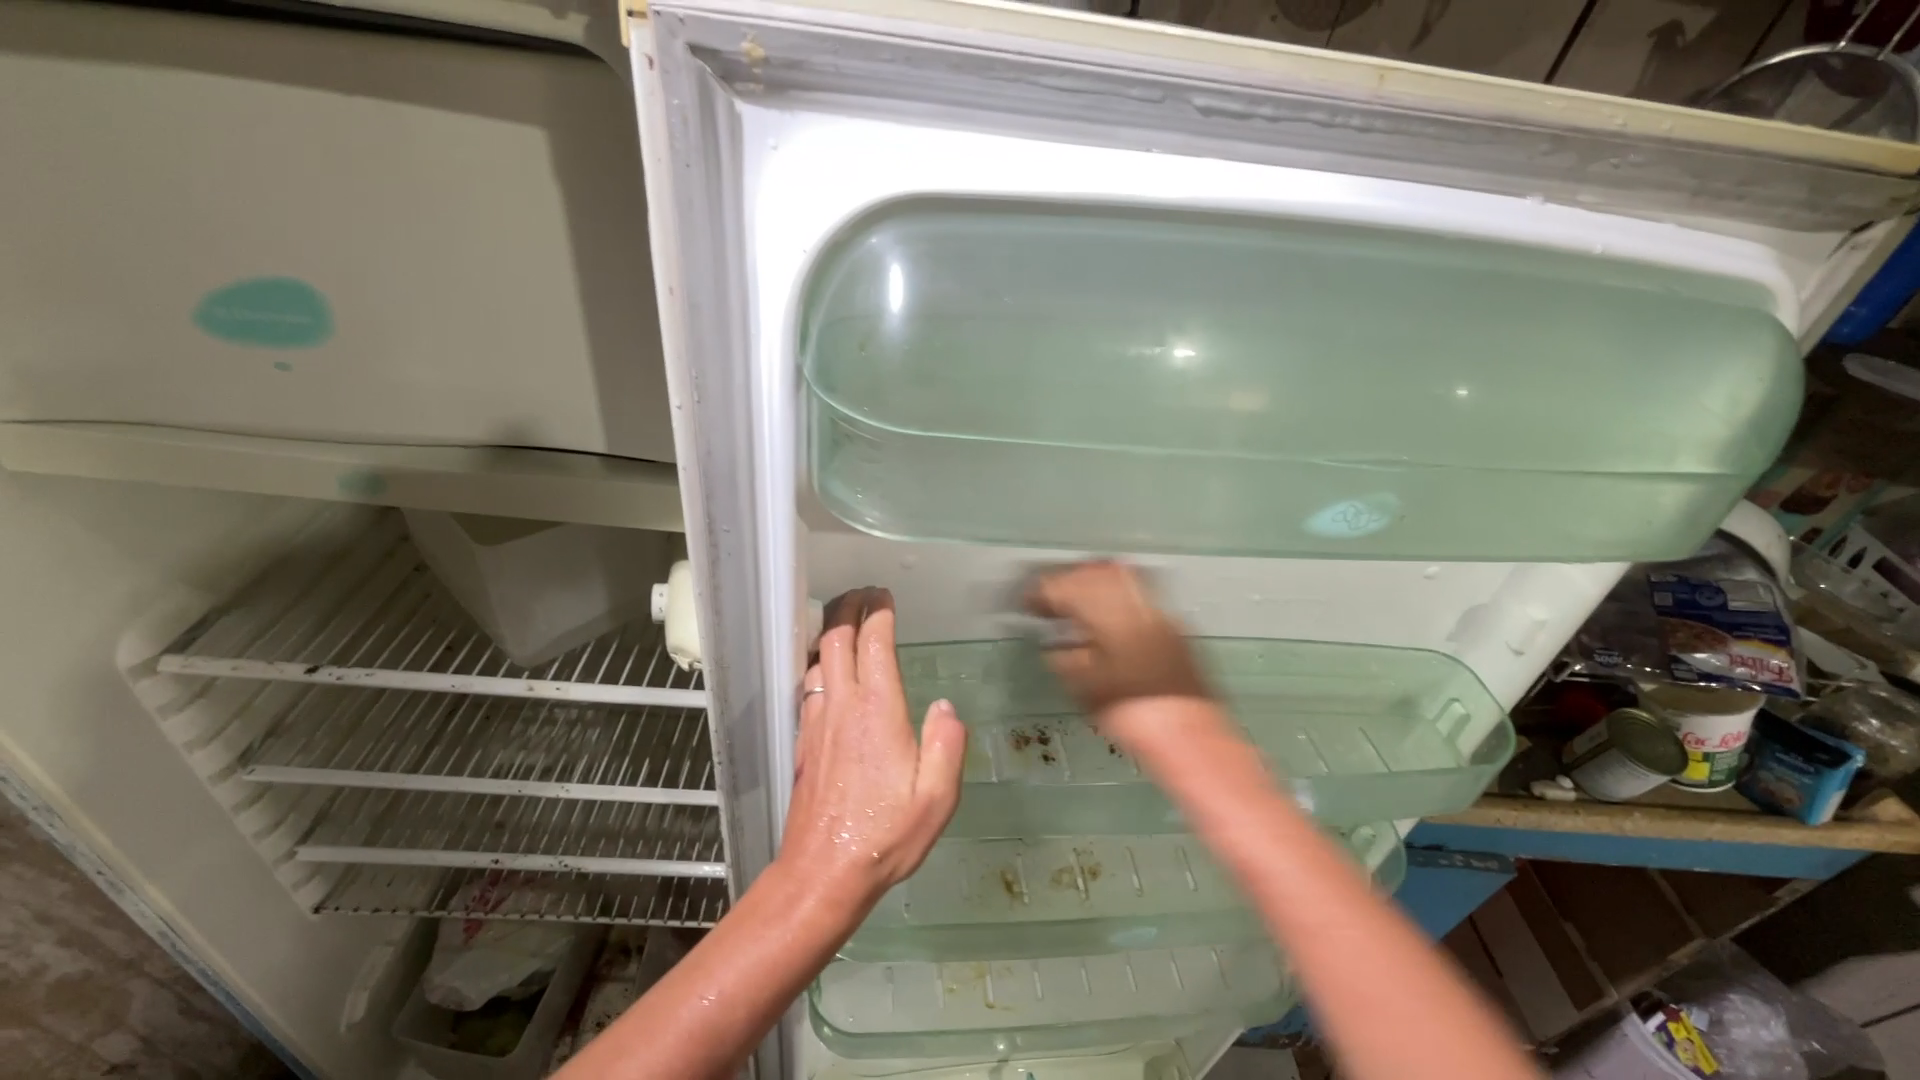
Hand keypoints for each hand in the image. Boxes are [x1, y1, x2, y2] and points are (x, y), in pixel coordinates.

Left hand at [780, 587, 966, 909]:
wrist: (824, 872)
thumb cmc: (886, 835)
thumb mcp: (937, 796)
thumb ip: (946, 745)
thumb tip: (945, 706)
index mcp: (877, 712)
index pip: (873, 643)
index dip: (878, 612)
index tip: (885, 595)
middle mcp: (842, 707)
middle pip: (835, 638)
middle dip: (847, 607)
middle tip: (863, 594)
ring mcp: (816, 723)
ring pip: (816, 659)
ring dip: (829, 631)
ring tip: (844, 622)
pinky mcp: (803, 742)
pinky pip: (808, 686)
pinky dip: (818, 662)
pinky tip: (825, 672)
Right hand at [1026, 561, 1219, 750]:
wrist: (1186, 735)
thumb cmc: (1130, 715)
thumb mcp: (1083, 688)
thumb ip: (1064, 657)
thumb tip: (1054, 643)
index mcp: (1110, 618)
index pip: (1068, 588)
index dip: (1042, 591)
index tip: (1028, 602)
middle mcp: (1137, 606)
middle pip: (1096, 573)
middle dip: (1068, 580)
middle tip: (1048, 597)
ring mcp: (1160, 613)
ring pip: (1121, 577)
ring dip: (1093, 582)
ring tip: (1075, 600)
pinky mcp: (1173, 626)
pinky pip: (1138, 594)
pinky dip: (1116, 595)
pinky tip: (1106, 613)